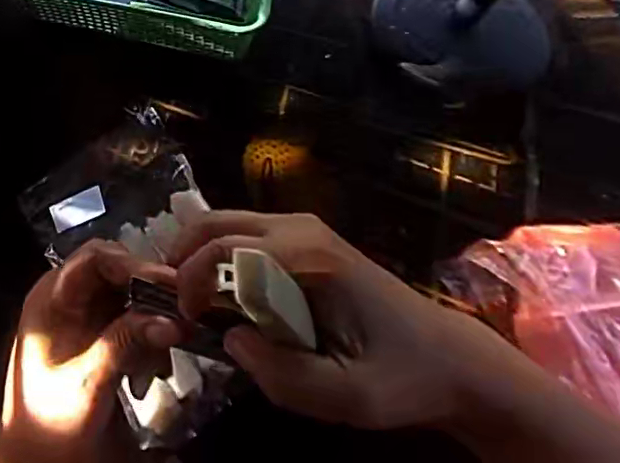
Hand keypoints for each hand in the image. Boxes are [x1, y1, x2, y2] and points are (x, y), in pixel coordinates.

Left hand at [0, 241, 181, 462]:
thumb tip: (170, 321)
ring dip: (152, 316)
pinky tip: (154, 367)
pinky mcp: (99, 332)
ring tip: (169, 346)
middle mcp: (68, 294)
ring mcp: (84, 312)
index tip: (167, 282)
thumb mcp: (87, 384)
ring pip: (128, 292)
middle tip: (182, 307)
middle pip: (116, 270)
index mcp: (52, 296)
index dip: (132, 264)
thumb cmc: (50, 424)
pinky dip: (148, 335)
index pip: (94, 259)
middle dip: (149, 290)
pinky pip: (131, 317)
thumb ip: (124, 345)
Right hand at [169, 211, 547, 435]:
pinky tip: (219, 294)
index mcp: (309, 255)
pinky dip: (218, 255)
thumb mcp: (350, 397)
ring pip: (228, 222)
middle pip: (218, 222)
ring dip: (198, 255)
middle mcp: (299, 227)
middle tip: (171, 304)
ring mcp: (302, 227)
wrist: (448, 356)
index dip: (191, 278)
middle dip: (183, 256)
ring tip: (189, 302)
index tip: (182, 320)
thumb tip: (228, 339)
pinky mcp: (304, 238)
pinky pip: (245, 234)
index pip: (227, 248)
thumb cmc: (402, 376)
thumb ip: (285, 377)